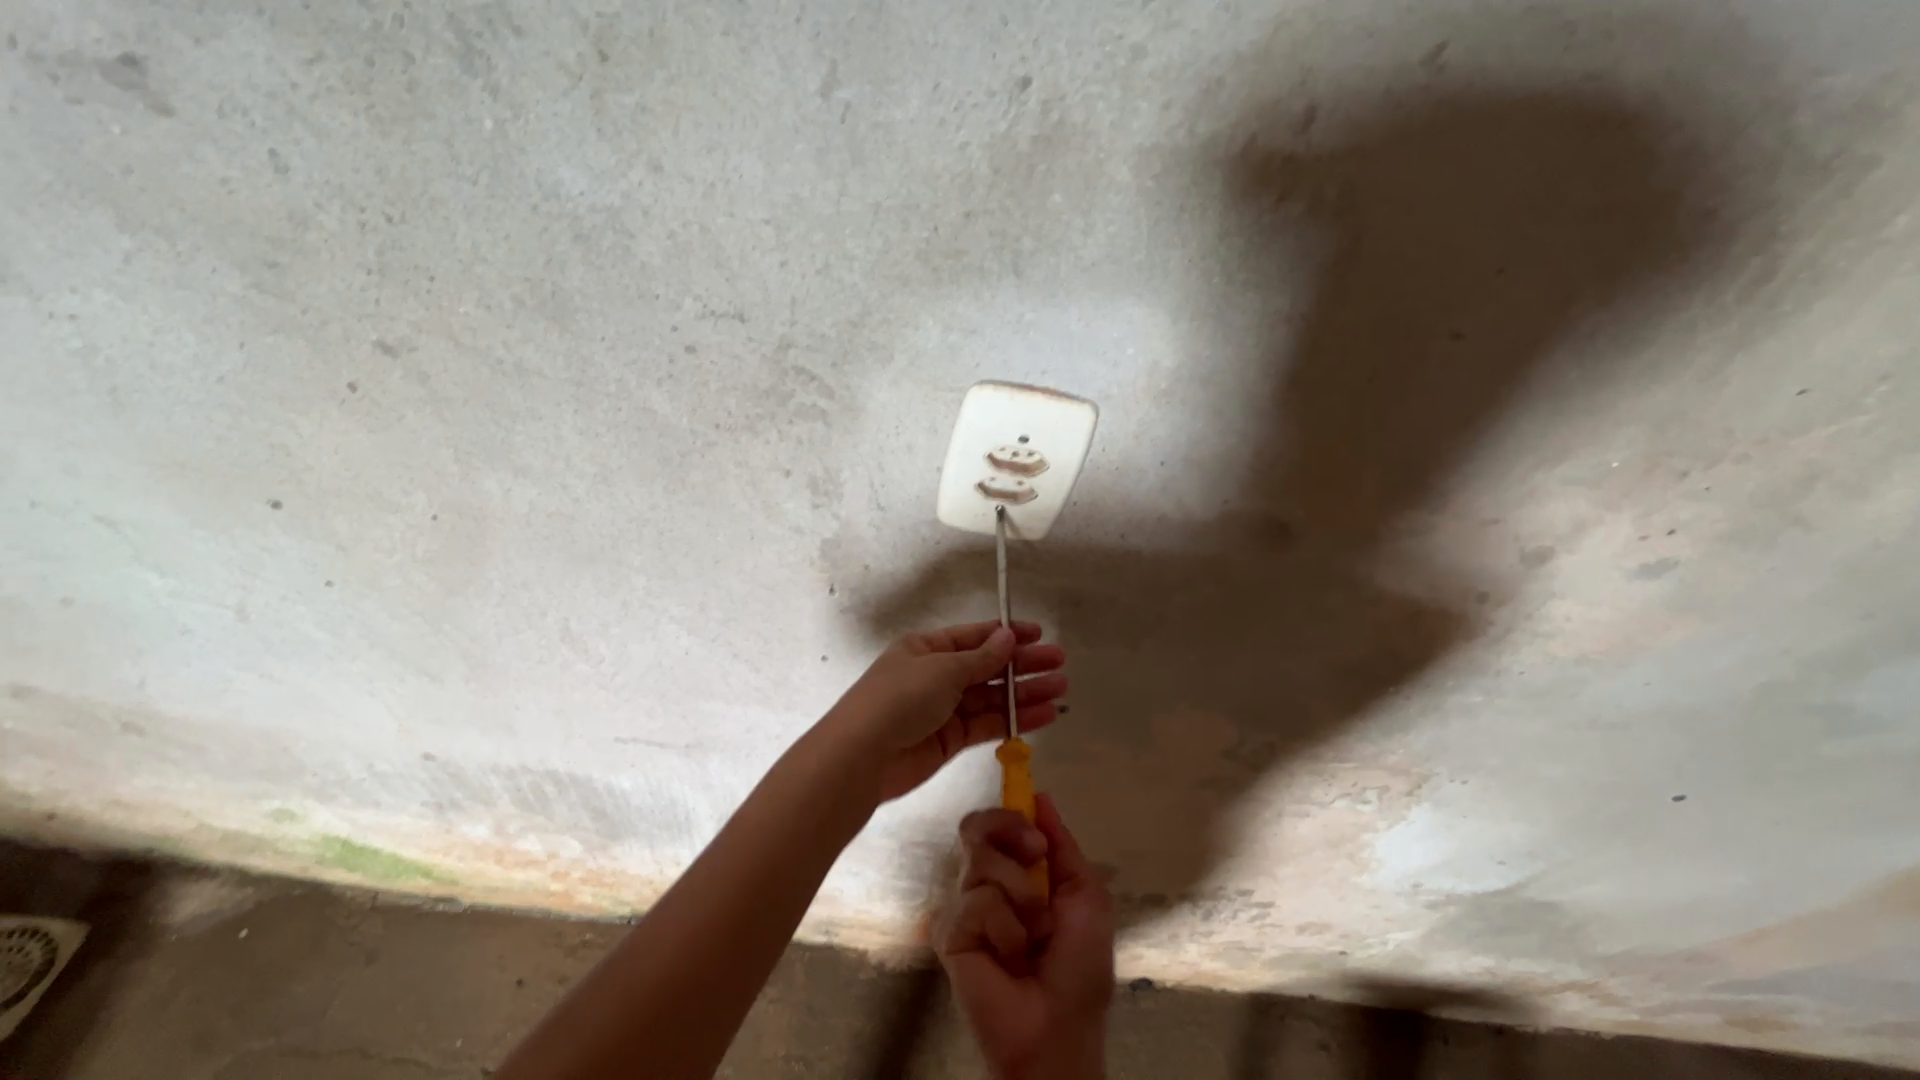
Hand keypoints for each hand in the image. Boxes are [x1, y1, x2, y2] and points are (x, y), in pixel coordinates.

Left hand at [824, 620, 1066, 801]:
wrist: (863, 756)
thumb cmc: (899, 699)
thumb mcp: (942, 670)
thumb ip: (980, 658)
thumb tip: (1007, 637)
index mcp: (926, 648)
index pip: (974, 637)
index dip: (1007, 635)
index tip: (1040, 634)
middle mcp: (935, 675)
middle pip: (987, 667)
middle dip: (1023, 665)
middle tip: (1060, 663)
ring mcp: (943, 709)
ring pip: (991, 698)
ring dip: (1025, 694)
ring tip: (1061, 690)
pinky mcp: (950, 741)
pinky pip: (988, 725)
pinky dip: (1014, 720)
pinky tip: (1044, 715)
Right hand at [938, 796, 1114, 1079]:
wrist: (1059, 1025)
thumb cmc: (1080, 966)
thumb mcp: (1086, 896)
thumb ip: (1062, 845)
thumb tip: (1040, 796)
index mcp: (1016, 872)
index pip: (994, 823)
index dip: (1009, 816)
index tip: (1035, 835)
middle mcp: (985, 883)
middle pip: (974, 828)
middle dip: (1008, 833)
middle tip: (1034, 858)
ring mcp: (964, 908)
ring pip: (981, 863)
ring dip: (1022, 897)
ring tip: (1034, 936)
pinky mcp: (948, 934)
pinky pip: (975, 904)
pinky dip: (1005, 929)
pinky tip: (1009, 958)